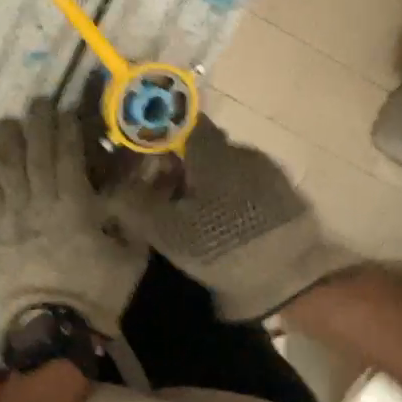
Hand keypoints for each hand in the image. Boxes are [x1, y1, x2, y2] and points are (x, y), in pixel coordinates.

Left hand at [0, 98, 147, 337]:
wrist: (57, 328)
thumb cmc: (100, 290)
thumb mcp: (132, 250)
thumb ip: (138, 207)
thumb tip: (153, 168)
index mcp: (74, 204)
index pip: (66, 153)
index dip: (65, 127)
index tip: (66, 109)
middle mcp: (39, 204)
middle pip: (34, 153)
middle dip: (36, 124)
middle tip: (38, 103)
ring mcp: (12, 219)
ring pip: (5, 170)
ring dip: (6, 142)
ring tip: (7, 123)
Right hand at [105, 115, 358, 320]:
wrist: (291, 276)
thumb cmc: (221, 246)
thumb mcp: (168, 232)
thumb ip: (136, 206)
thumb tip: (111, 191)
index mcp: (212, 152)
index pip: (183, 126)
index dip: (163, 139)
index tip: (149, 160)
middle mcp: (242, 152)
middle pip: (205, 149)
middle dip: (186, 166)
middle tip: (168, 195)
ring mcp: (269, 172)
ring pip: (228, 168)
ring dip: (211, 183)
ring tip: (198, 215)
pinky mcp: (286, 196)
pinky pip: (250, 187)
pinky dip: (233, 198)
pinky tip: (226, 224)